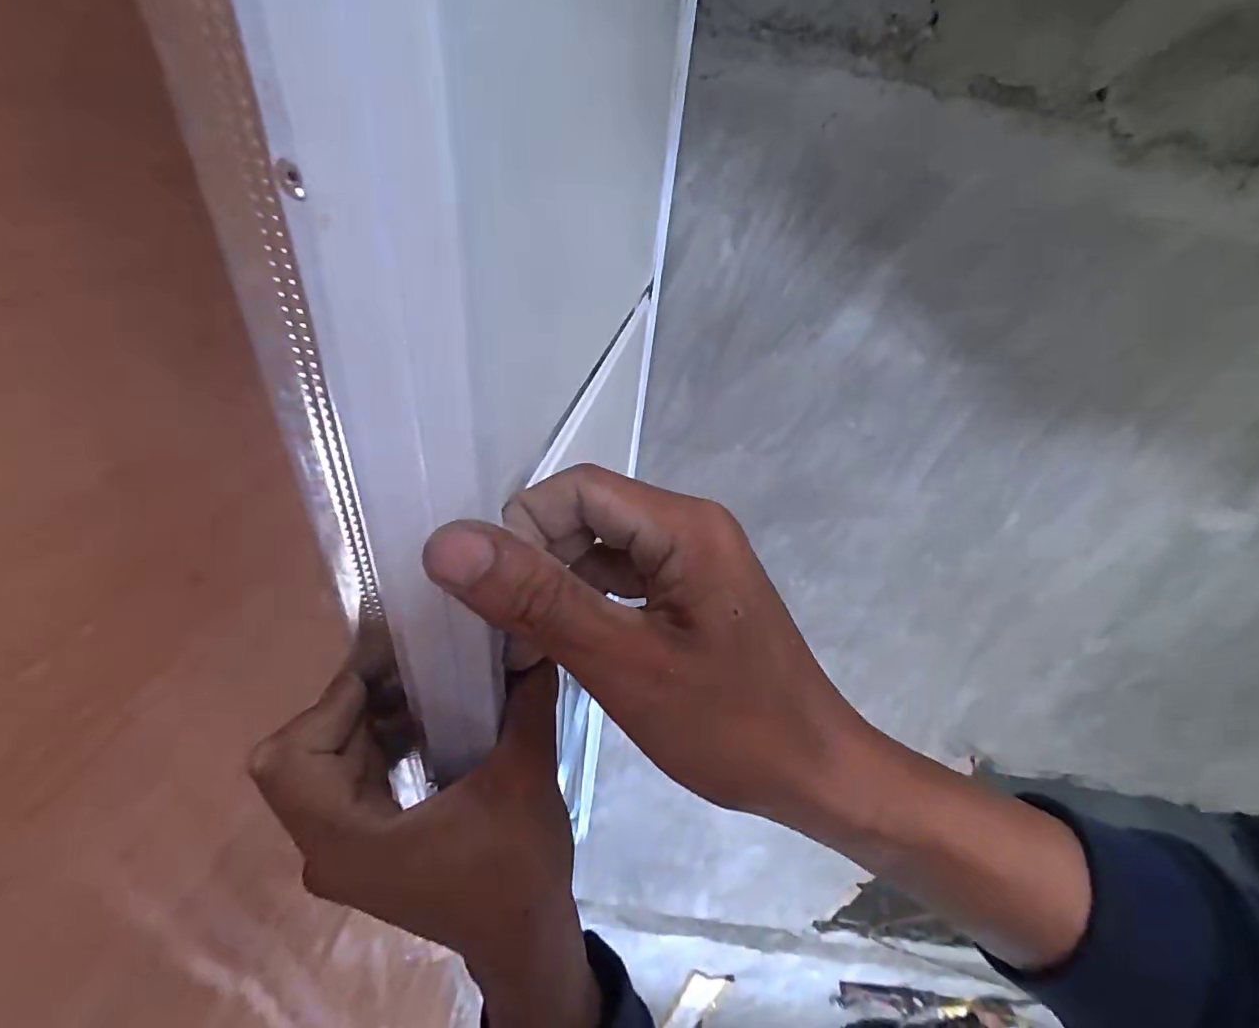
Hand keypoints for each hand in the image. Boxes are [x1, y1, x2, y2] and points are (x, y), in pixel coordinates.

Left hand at [247, 655, 599, 1027]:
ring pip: (325, 764)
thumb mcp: (527, 776)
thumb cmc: (518, 865)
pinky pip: (349, 779)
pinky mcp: (364, 847)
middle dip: (354, 702)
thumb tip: (534, 644)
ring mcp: (343, 850)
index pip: (289, 760)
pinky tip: (427, 719)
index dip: (329, 704)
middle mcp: (328, 848)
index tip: (387, 666)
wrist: (525, 936)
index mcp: (348, 840)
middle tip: (410, 660)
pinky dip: (379, 742)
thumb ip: (527, 704)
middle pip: (303, 756)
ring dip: (368, 718)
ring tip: (423, 678)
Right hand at [420, 464, 871, 822]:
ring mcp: (695, 558)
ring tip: (533, 651)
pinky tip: (569, 649)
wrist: (812, 769)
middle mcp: (691, 526)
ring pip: (600, 549)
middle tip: (515, 639)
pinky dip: (588, 605)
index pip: (575, 490)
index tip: (500, 605)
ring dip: (557, 589)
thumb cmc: (730, 725)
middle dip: (537, 564)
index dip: (522, 533)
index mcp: (684, 526)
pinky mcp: (692, 590)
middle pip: (587, 515)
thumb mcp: (625, 665)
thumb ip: (539, 600)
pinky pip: (624, 578)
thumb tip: (446, 540)